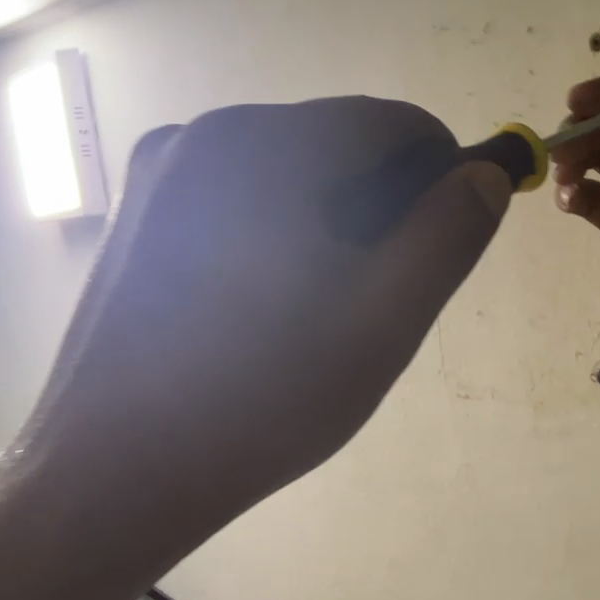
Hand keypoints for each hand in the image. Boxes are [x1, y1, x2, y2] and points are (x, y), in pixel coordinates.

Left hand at [26, 97, 511, 529]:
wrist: (112, 475)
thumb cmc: (264, 396)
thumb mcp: (385, 319)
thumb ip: (450, 234)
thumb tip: (488, 174)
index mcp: (269, 143)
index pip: (396, 124)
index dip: (441, 175)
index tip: (439, 247)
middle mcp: (208, 131)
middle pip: (340, 142)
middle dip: (381, 204)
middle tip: (373, 297)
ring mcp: (163, 169)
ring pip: (291, 170)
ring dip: (330, 220)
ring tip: (315, 312)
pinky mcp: (140, 210)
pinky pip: (241, 195)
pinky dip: (278, 230)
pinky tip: (261, 307)